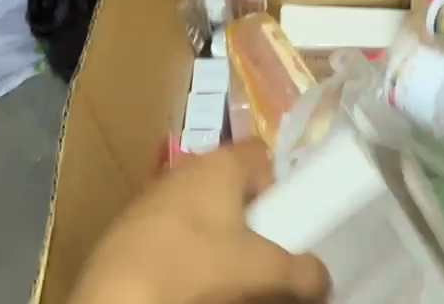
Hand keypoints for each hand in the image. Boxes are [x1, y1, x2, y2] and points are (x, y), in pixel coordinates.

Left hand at [71, 140, 330, 303]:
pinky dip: (185, 243)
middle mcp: (189, 166)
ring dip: (216, 229)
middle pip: (231, 180)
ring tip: (224, 269)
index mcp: (222, 163)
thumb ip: (301, 271)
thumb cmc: (199, 266)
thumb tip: (323, 276)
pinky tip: (188, 274)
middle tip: (259, 251)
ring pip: (200, 203)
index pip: (261, 152)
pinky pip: (173, 225)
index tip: (283, 219)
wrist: (120, 295)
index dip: (278, 182)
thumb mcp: (262, 271)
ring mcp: (157, 191)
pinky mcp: (133, 221)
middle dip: (247, 213)